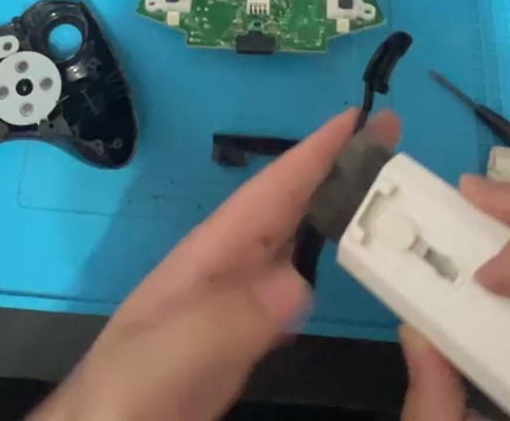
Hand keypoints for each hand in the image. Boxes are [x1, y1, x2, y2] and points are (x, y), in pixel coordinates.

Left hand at [31, 108, 402, 420]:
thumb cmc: (123, 391)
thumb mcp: (166, 353)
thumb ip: (224, 320)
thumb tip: (298, 282)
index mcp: (207, 255)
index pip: (269, 193)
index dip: (313, 154)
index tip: (357, 119)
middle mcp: (226, 266)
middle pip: (287, 206)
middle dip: (333, 168)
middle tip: (386, 138)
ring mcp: (233, 301)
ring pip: (293, 241)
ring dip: (333, 210)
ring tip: (380, 188)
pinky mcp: (241, 339)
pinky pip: (292, 288)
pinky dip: (321, 262)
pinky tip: (342, 258)